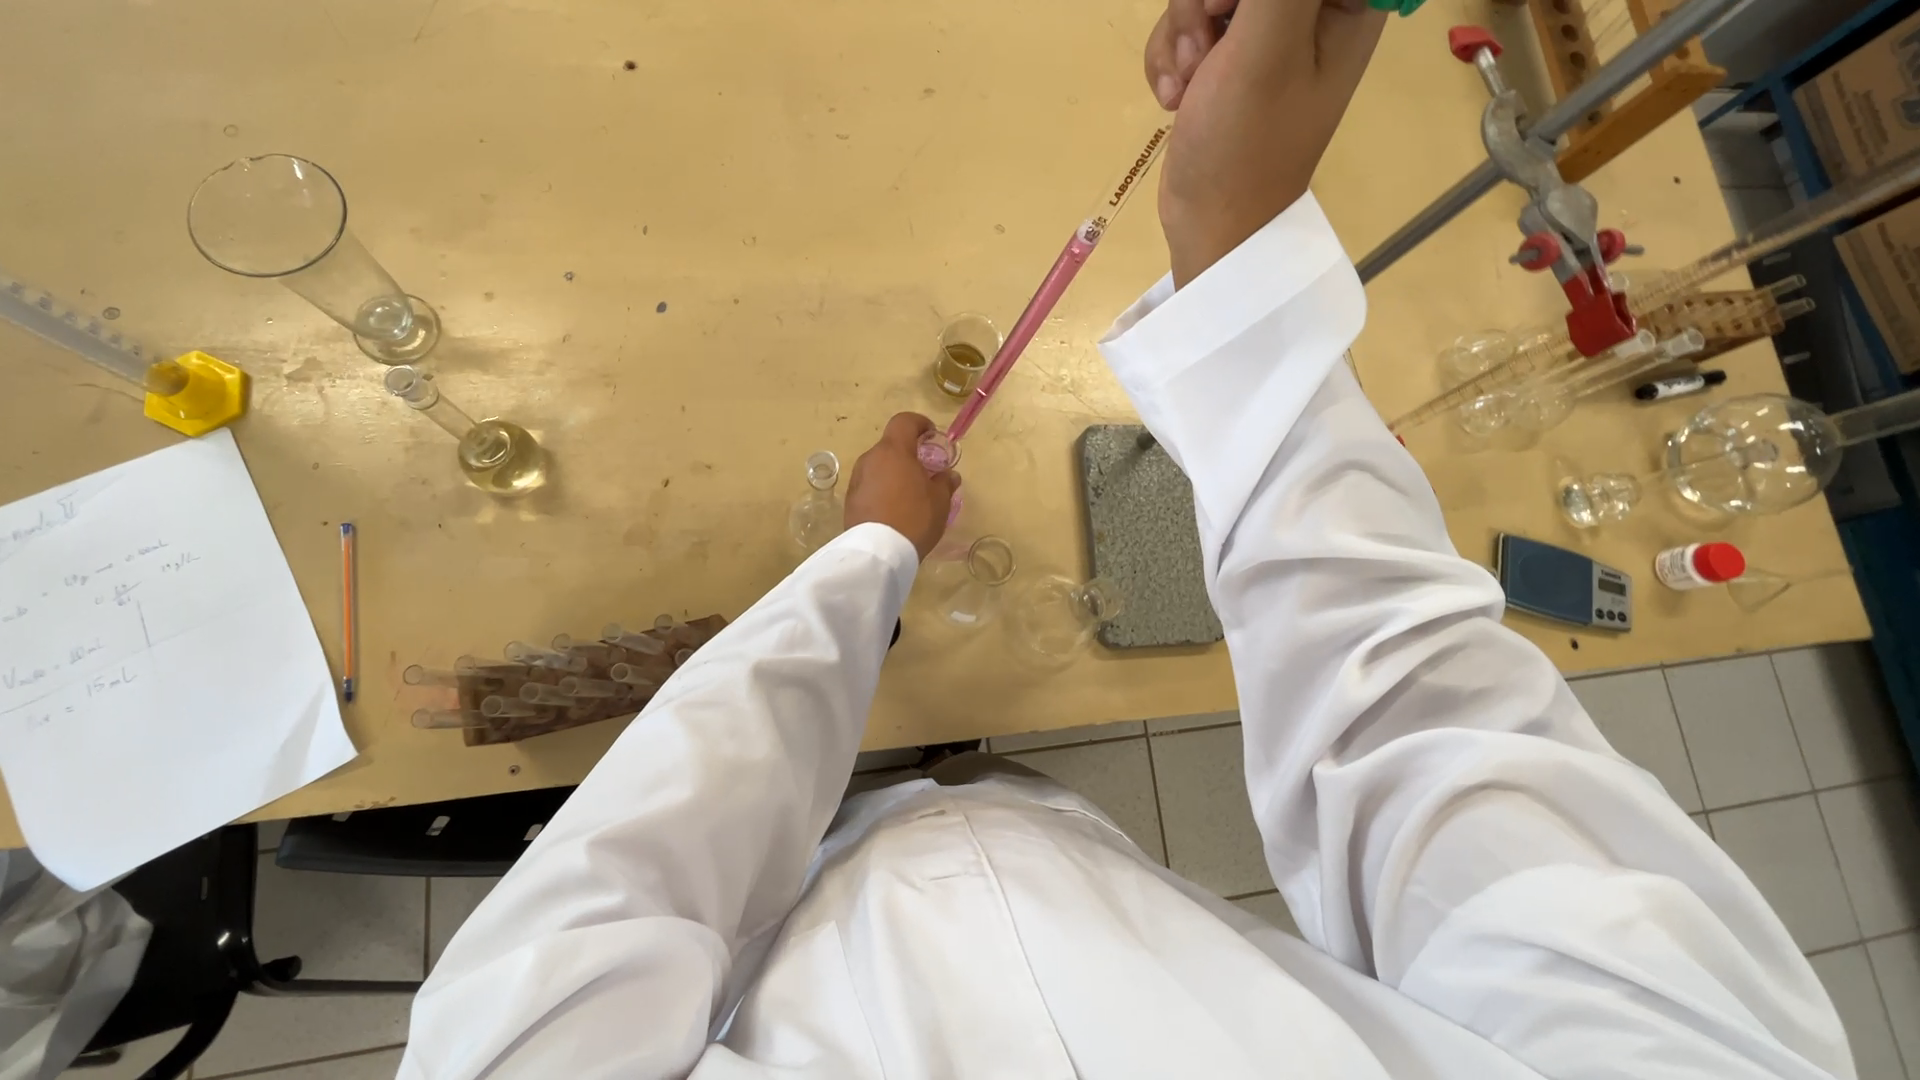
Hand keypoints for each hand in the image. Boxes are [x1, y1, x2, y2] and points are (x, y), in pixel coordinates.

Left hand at [845, 413, 960, 560]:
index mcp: (893, 451)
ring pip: (879, 467)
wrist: (879, 552)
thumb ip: (945, 482)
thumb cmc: (915, 518)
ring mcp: (857, 479)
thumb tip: (949, 474)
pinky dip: (883, 490)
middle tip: (925, 473)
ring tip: (911, 495)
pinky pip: (870, 486)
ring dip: (894, 473)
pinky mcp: (850, 500)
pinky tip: (895, 510)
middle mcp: (871, 459)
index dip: (920, 423)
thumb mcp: (940, 501)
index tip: (932, 436)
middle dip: (908, 454)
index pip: (904, 421)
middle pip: (891, 446)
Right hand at [1145, 0, 1385, 285]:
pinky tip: (1175, 98)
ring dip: (1181, 33)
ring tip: (1188, 86)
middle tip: (1207, 48)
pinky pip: (1185, 26)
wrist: (1208, 226)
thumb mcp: (1263, 48)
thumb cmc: (1244, 149)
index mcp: (1343, 1)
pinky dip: (1170, 59)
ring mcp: (1260, 38)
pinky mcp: (1221, 63)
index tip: (1225, 7)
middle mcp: (1306, 12)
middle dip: (1204, 2)